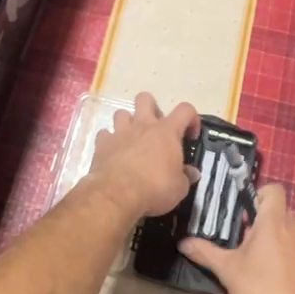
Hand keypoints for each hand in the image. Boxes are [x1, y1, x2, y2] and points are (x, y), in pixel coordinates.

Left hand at [86, 92, 198, 217]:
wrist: (117, 194)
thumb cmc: (155, 188)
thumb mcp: (179, 188)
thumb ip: (186, 177)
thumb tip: (192, 173)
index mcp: (167, 131)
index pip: (185, 110)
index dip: (191, 118)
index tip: (190, 136)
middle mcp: (143, 125)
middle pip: (146, 98)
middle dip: (151, 108)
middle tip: (156, 129)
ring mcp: (120, 132)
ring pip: (122, 113)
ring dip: (128, 124)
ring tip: (133, 140)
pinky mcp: (102, 144)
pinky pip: (105, 134)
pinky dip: (110, 141)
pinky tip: (114, 153)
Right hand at [180, 185, 294, 293]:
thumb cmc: (260, 290)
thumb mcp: (227, 270)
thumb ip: (205, 252)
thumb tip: (183, 242)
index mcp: (274, 222)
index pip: (273, 190)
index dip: (258, 194)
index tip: (243, 213)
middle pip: (278, 212)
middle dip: (260, 221)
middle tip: (242, 240)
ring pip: (289, 232)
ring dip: (274, 239)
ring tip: (256, 261)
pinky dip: (287, 257)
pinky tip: (274, 278)